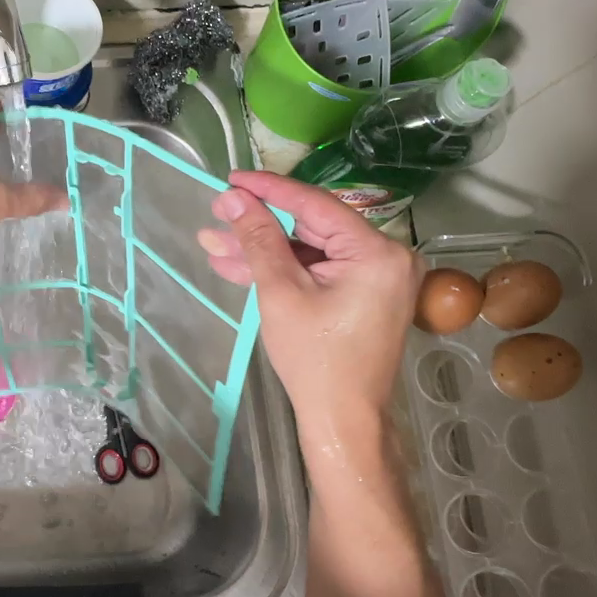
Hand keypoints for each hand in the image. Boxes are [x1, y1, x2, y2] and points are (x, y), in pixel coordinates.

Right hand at [197, 172, 419, 430]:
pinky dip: (281, 270)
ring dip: (261, 250)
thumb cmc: (314, 357)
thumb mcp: (280, 292)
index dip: (268, 189)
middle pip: (309, 228)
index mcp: (375, 251)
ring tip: (212, 243)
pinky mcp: (360, 295)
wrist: (341, 418)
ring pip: (307, 251)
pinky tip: (237, 266)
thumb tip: (234, 198)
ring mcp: (373, 277)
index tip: (231, 178)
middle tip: (216, 214)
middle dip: (257, 225)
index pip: (314, 205)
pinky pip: (316, 271)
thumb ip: (259, 239)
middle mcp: (384, 256)